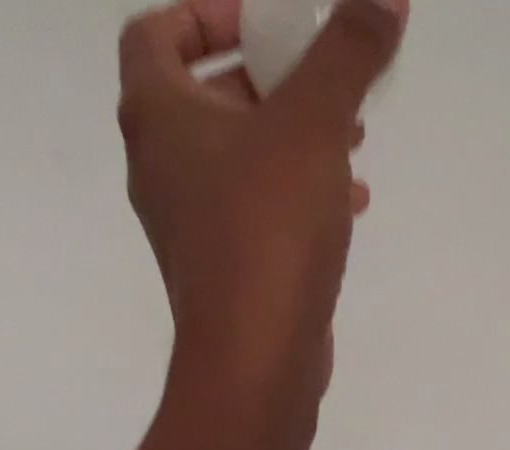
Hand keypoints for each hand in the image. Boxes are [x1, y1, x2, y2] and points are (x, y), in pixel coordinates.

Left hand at [118, 0, 406, 402]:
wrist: (254, 356)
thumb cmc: (267, 225)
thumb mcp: (313, 122)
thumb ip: (348, 51)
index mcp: (158, 117)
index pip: (156, 34)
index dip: (207, 13)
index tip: (268, 21)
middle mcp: (161, 167)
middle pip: (208, 96)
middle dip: (272, 78)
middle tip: (326, 79)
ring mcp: (190, 225)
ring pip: (240, 159)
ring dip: (294, 140)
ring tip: (353, 142)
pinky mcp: (224, 269)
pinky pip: (256, 210)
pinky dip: (298, 194)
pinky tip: (350, 203)